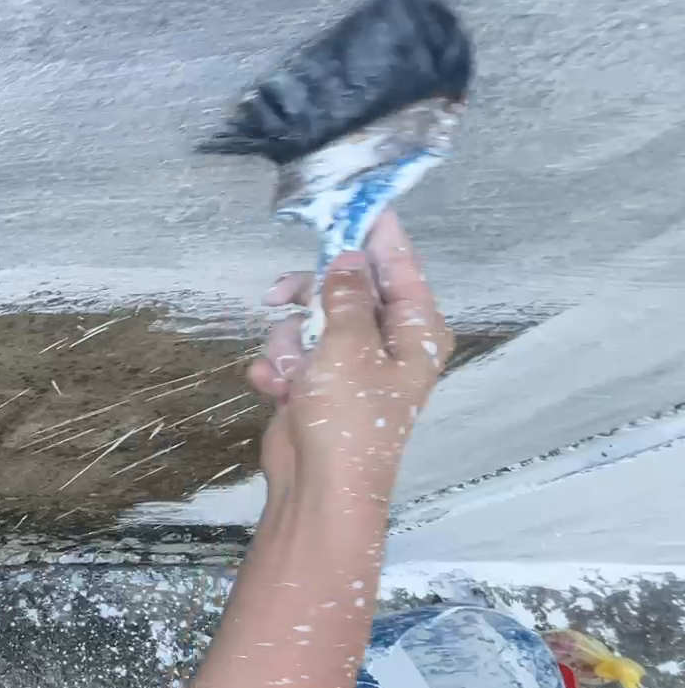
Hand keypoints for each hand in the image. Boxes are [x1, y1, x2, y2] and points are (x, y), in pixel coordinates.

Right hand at [246, 211, 452, 501]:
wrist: (319, 480)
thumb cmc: (349, 417)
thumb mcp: (348, 348)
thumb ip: (347, 299)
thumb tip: (346, 260)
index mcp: (412, 330)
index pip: (399, 269)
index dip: (377, 238)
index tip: (360, 207)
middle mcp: (381, 343)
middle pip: (341, 294)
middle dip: (306, 298)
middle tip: (277, 294)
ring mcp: (343, 366)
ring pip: (303, 326)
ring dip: (285, 345)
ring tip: (288, 372)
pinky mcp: (310, 386)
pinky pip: (284, 359)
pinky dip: (274, 372)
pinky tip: (276, 390)